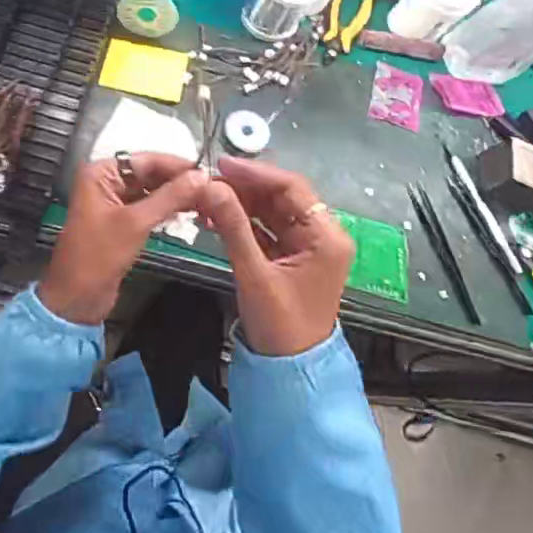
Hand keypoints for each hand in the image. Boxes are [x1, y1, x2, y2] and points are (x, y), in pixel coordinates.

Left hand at [41, 153, 207, 324]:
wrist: (77, 297)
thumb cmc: (99, 255)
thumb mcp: (136, 223)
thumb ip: (169, 197)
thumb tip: (202, 177)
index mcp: (100, 173)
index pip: (145, 160)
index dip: (178, 165)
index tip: (209, 172)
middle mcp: (105, 182)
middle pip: (149, 174)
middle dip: (179, 182)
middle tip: (213, 189)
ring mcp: (112, 202)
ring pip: (151, 191)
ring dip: (176, 196)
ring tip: (208, 202)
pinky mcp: (120, 222)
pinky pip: (147, 208)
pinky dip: (167, 210)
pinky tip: (190, 213)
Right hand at [199, 157, 354, 355]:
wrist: (290, 367)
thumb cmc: (280, 322)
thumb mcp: (254, 272)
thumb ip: (233, 226)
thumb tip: (211, 187)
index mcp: (326, 236)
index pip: (291, 188)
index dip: (255, 173)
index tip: (220, 165)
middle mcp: (321, 235)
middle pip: (281, 196)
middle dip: (244, 187)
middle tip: (207, 182)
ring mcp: (307, 246)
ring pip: (271, 210)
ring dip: (240, 203)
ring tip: (206, 198)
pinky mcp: (291, 257)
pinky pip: (266, 228)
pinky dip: (242, 221)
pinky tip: (215, 217)